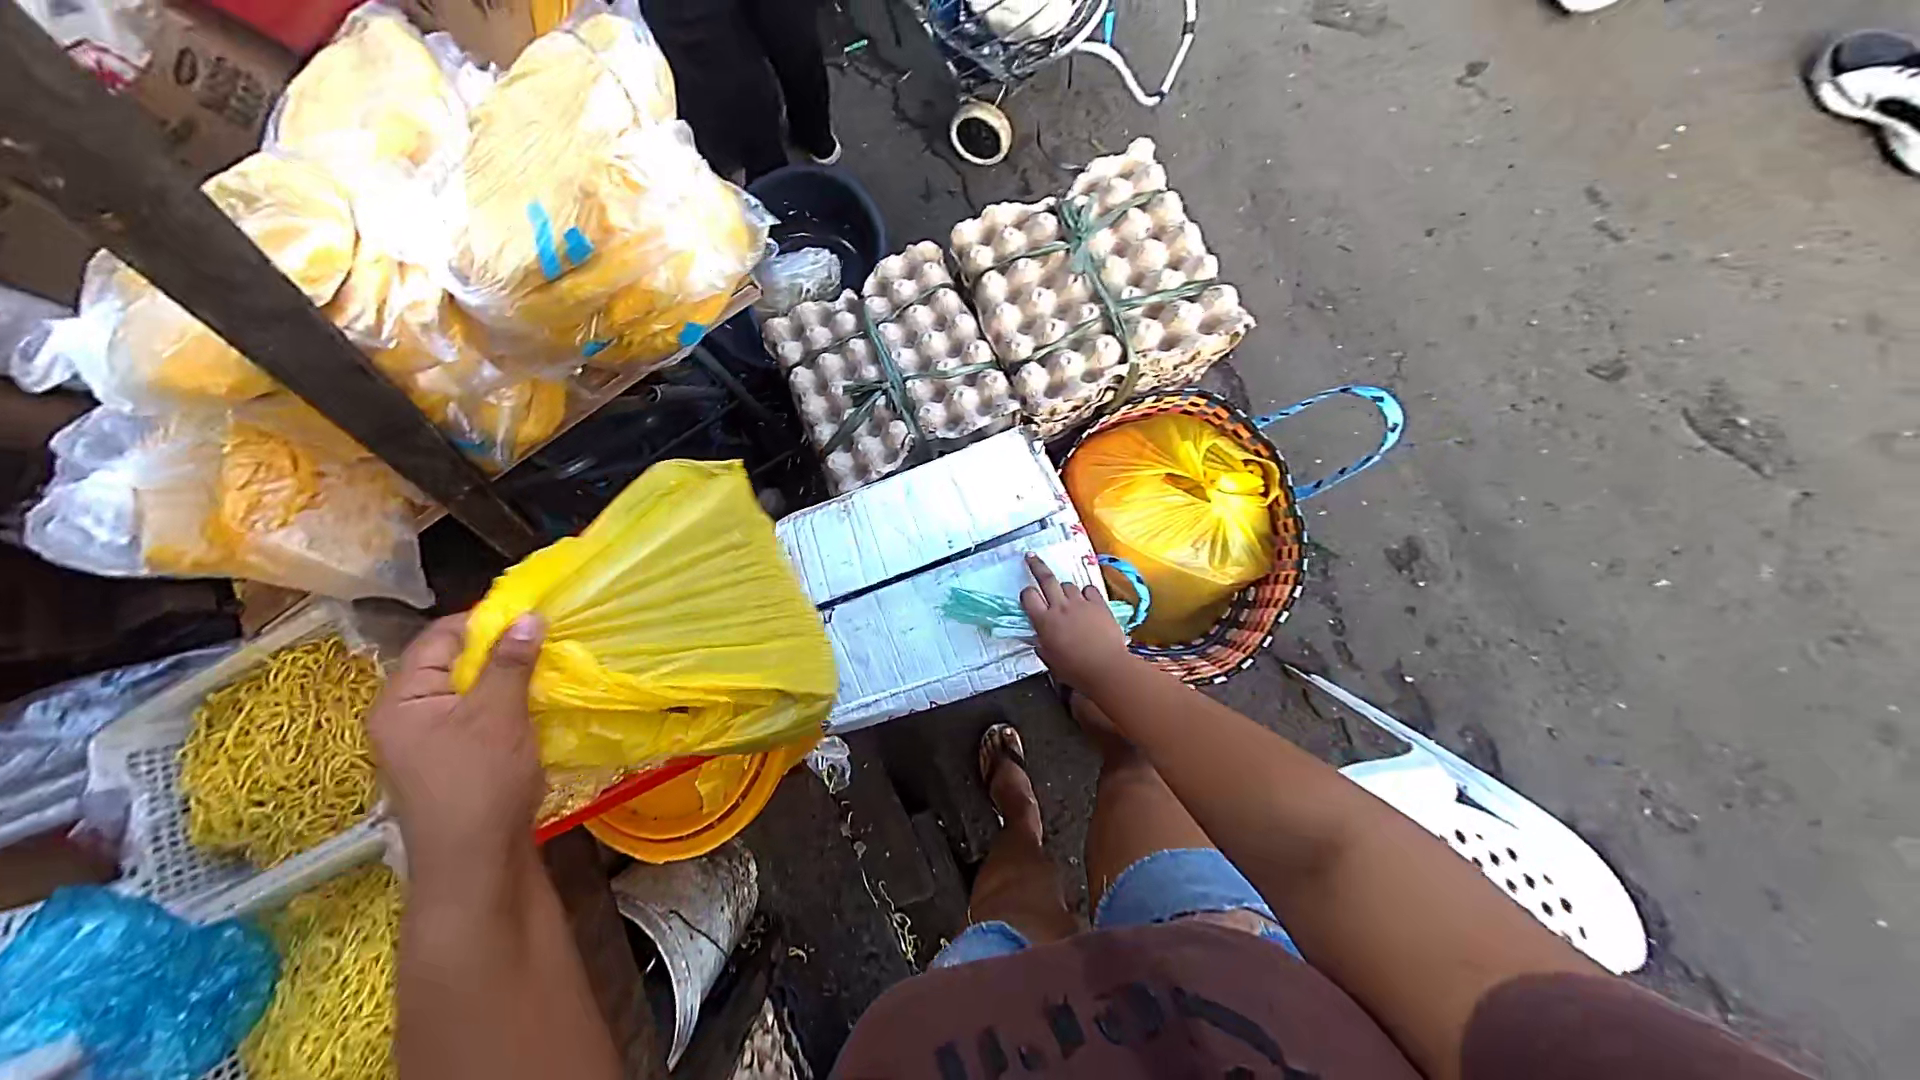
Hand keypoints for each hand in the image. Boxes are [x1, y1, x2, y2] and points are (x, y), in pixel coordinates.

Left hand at [364, 613, 546, 884]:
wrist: (476, 863)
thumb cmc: (480, 782)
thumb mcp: (498, 714)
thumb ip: (510, 662)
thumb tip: (529, 615)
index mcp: (402, 700)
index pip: (439, 638)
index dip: (485, 620)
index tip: (532, 613)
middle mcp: (407, 716)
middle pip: (455, 663)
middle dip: (502, 648)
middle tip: (547, 638)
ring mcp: (430, 740)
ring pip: (472, 690)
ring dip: (509, 676)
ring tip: (549, 666)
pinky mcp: (455, 758)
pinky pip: (480, 714)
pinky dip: (509, 702)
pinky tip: (538, 702)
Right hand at [1019, 553, 1134, 688]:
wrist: (1107, 668)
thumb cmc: (1075, 670)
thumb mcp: (1050, 659)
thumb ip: (1042, 644)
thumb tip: (1039, 638)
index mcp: (1045, 621)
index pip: (1028, 596)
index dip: (1026, 594)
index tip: (1028, 595)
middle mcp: (1061, 607)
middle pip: (1046, 578)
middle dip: (1036, 566)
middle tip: (1030, 557)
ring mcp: (1081, 603)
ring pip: (1068, 585)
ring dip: (1064, 589)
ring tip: (1067, 599)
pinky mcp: (1099, 604)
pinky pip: (1088, 589)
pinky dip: (1085, 593)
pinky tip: (1086, 601)